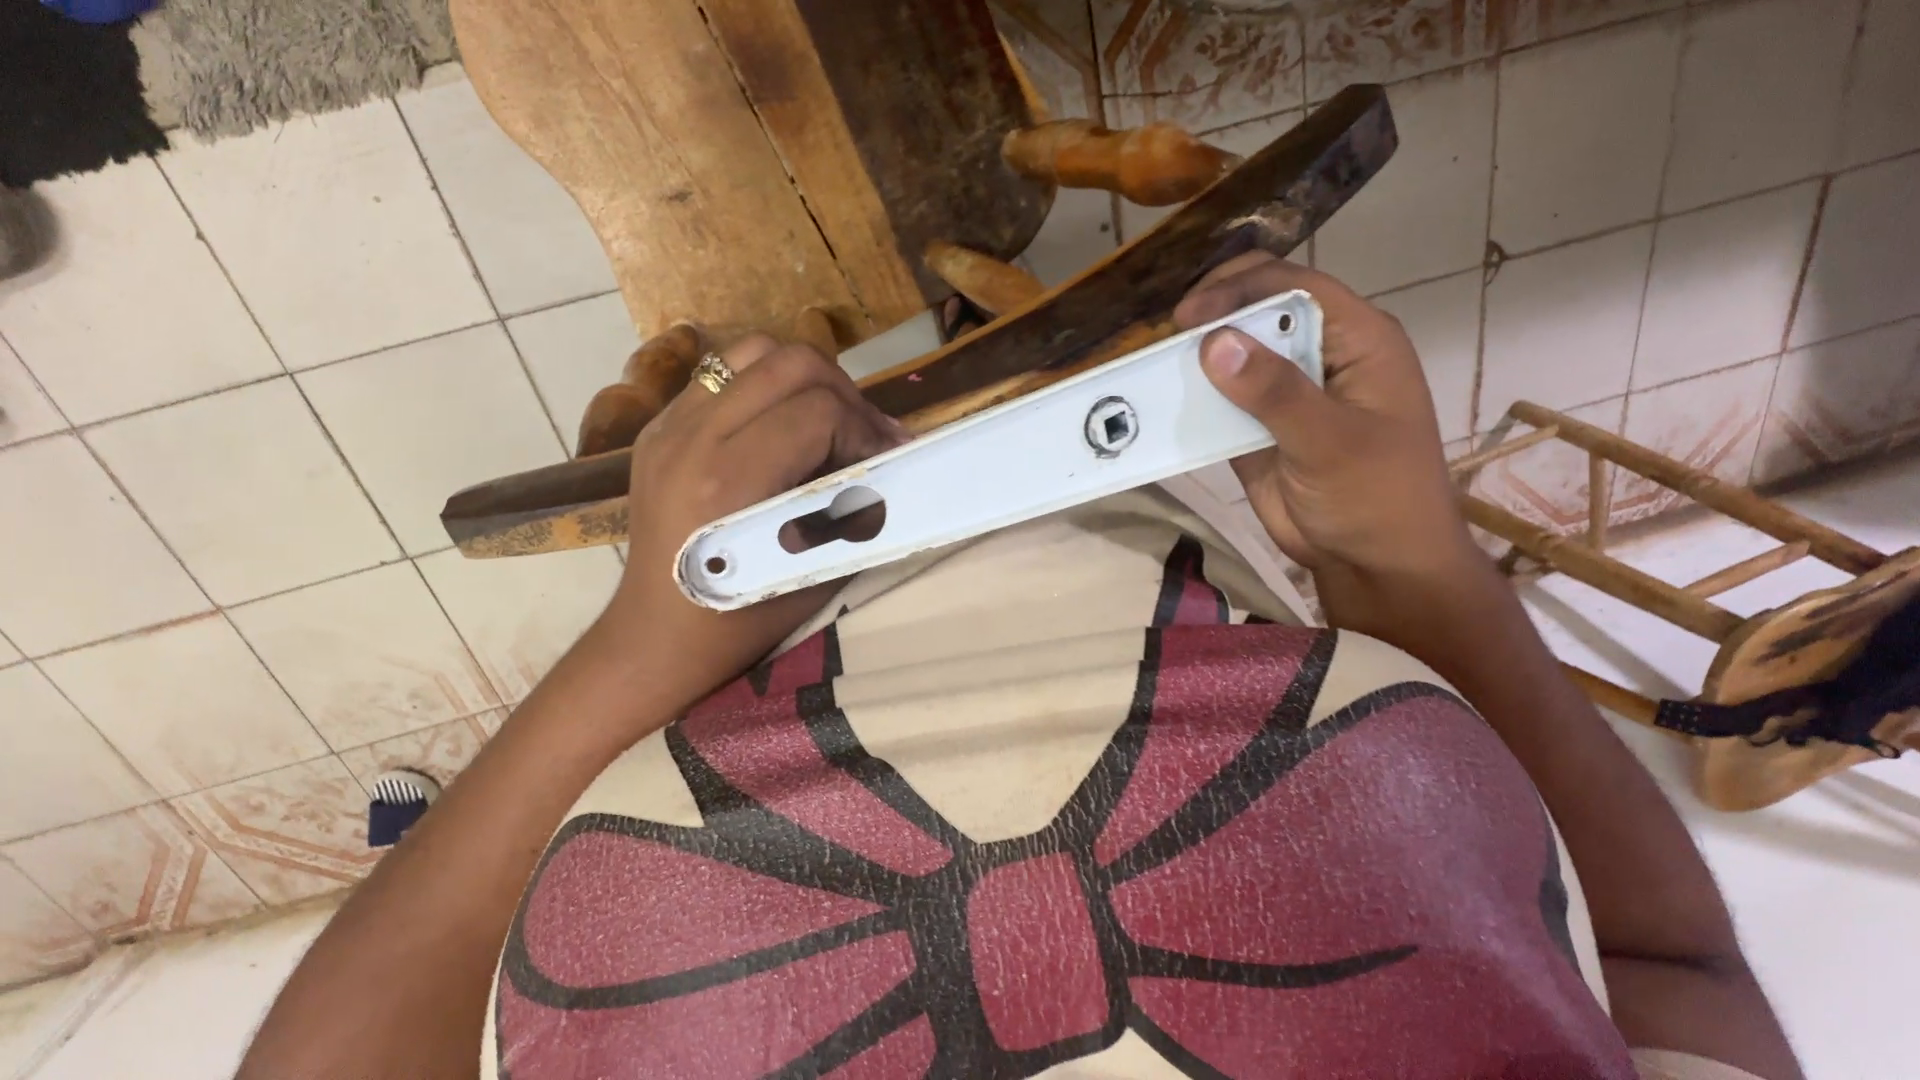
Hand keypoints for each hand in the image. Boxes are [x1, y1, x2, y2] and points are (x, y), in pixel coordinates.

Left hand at [601, 335, 905, 712]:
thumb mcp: (815, 566)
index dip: (867, 428)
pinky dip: (764, 386)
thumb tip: (891, 451)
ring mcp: (667, 428)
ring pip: (752, 352)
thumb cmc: (743, 618)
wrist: (657, 635)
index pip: (820, 411)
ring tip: (827, 417)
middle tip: (867, 432)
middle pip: (789, 364)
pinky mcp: (657, 428)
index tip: (887, 456)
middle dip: (845, 393)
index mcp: (730, 481)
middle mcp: (691, 440)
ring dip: (803, 378)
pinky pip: (721, 376)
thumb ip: (855, 500)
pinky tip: (780, 424)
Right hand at [1175, 253, 1491, 642]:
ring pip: (1236, 355)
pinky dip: (1193, 400)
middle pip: (1261, 311)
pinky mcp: (1258, 428)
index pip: (1296, 288)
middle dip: (1215, 316)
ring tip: (1155, 366)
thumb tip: (1214, 342)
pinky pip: (1220, 401)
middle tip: (1170, 337)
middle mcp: (1320, 355)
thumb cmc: (1376, 497)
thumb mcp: (1332, 441)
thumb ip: (1275, 392)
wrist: (1374, 566)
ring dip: (1197, 359)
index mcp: (1357, 340)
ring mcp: (1286, 392)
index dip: (1241, 289)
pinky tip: (1162, 401)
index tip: (1190, 315)